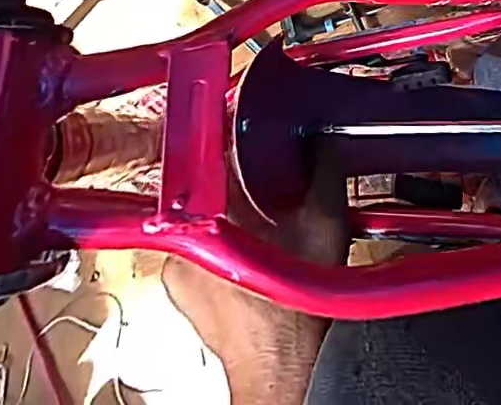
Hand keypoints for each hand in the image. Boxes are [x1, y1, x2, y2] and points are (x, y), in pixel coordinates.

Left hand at [161, 148, 346, 403]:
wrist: (285, 372)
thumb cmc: (298, 309)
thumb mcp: (324, 224)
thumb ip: (322, 171)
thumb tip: (320, 138)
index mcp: (208, 217)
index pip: (214, 154)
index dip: (240, 137)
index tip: (256, 129)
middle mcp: (182, 239)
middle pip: (211, 183)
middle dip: (242, 177)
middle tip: (273, 178)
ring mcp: (176, 267)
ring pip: (207, 213)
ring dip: (235, 208)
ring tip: (268, 214)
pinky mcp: (181, 288)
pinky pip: (202, 243)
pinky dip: (226, 238)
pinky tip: (256, 246)